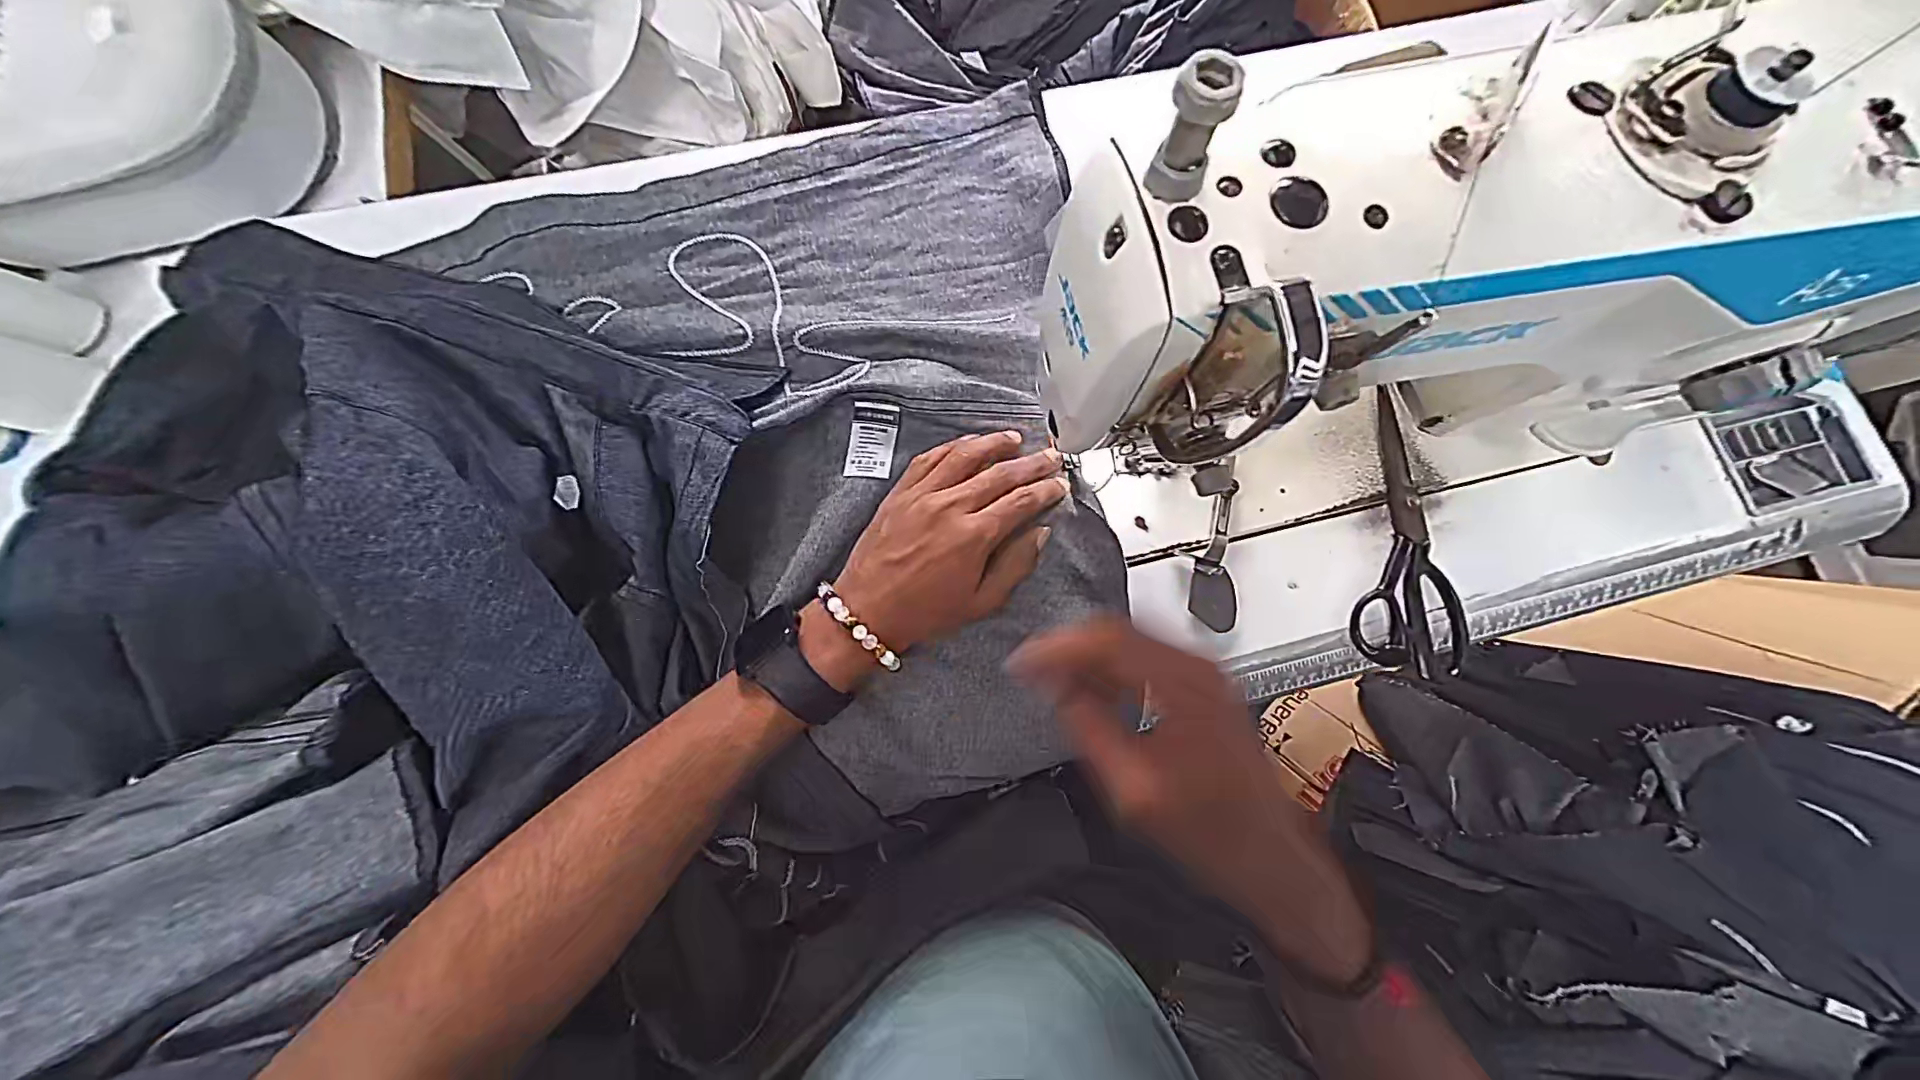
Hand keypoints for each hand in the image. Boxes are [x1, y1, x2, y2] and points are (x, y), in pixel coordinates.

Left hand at [801, 431, 1068, 686]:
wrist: (868, 610)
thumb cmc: (923, 612)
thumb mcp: (981, 602)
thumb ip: (1016, 565)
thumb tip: (1039, 534)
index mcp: (973, 537)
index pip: (1021, 500)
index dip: (1045, 489)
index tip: (1058, 485)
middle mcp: (949, 508)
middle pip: (1000, 473)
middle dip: (1031, 462)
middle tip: (1049, 456)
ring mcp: (922, 496)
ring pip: (965, 456)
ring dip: (993, 443)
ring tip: (1014, 438)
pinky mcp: (900, 493)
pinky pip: (929, 458)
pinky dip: (952, 446)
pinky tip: (967, 443)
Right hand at [1009, 617, 1374, 985]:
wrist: (1270, 853)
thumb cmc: (1217, 833)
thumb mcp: (1133, 788)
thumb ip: (1088, 727)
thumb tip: (1057, 688)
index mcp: (1184, 686)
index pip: (1106, 638)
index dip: (1056, 646)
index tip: (1025, 661)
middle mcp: (1200, 669)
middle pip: (1116, 631)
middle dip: (1067, 648)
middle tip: (1033, 669)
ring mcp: (1206, 675)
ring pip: (1129, 640)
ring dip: (1086, 656)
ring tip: (1053, 679)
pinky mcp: (1204, 686)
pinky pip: (1145, 657)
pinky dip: (1110, 666)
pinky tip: (1091, 687)